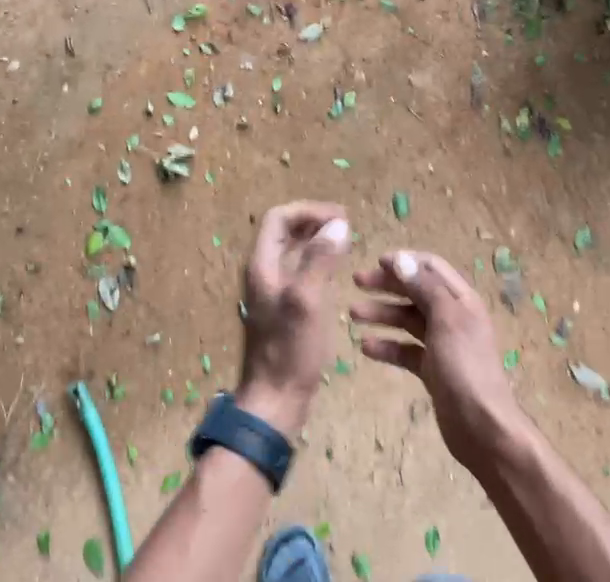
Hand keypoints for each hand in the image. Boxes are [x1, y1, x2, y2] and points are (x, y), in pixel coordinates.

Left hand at [235, 201, 351, 436]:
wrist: (275, 398)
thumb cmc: (291, 350)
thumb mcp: (308, 300)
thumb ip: (320, 259)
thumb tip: (338, 225)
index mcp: (262, 265)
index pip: (278, 218)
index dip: (308, 210)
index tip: (340, 217)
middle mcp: (264, 272)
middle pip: (285, 231)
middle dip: (314, 221)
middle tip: (347, 226)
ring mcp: (274, 290)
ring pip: (293, 250)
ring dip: (318, 240)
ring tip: (347, 242)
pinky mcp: (285, 307)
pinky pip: (300, 270)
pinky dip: (318, 261)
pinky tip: (338, 270)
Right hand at [351, 249, 529, 471]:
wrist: (481, 426)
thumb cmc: (464, 366)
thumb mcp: (446, 319)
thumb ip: (424, 287)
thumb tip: (401, 259)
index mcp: (460, 300)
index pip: (430, 268)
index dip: (404, 262)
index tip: (375, 262)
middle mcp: (452, 317)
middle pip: (416, 291)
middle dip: (387, 285)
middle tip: (356, 282)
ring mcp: (442, 344)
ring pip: (408, 320)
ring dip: (382, 314)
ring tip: (353, 315)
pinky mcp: (432, 369)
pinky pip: (406, 350)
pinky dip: (387, 347)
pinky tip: (365, 348)